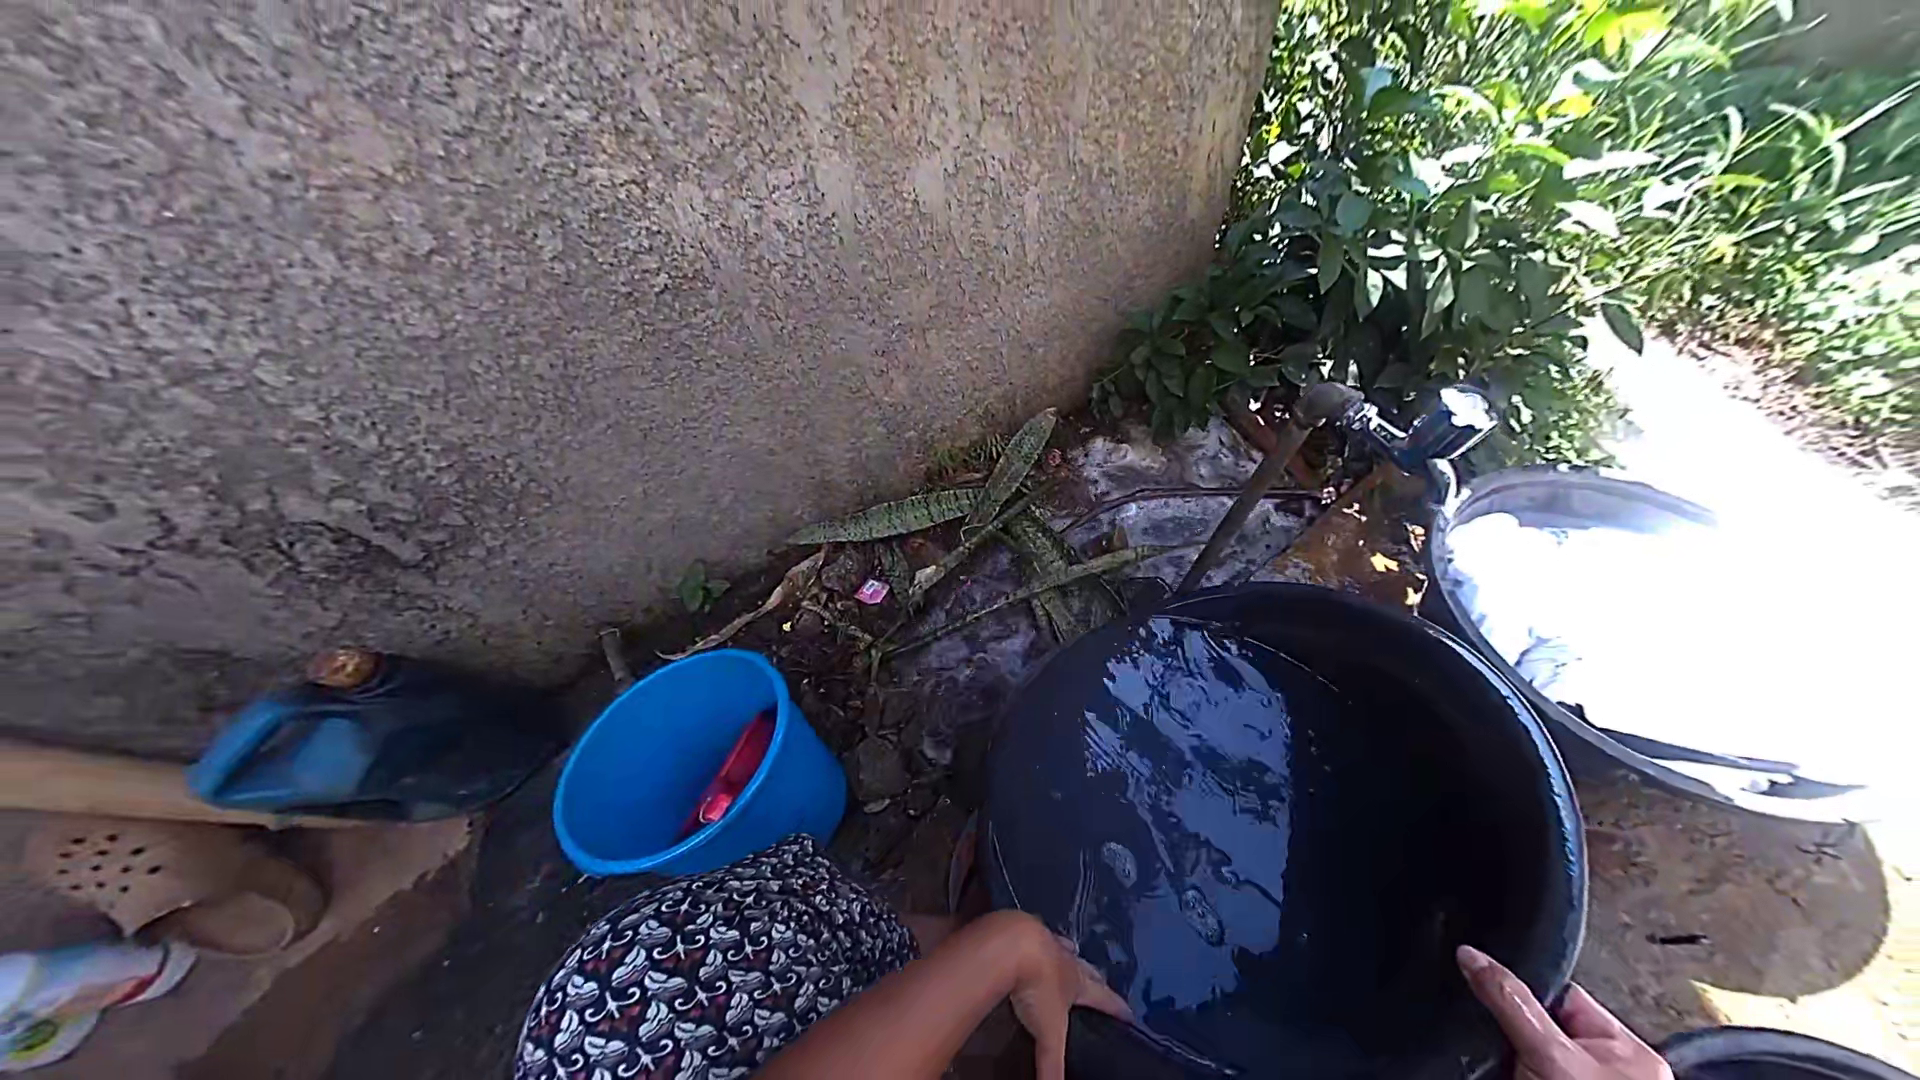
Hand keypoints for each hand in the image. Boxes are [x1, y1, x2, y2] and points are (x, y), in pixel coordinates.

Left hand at [1007, 917, 1133, 1079]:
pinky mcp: (1024, 929)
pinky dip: (1042, 939)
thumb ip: (1052, 1066)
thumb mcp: (1048, 1033)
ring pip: (1063, 947)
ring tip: (1073, 954)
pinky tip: (1037, 938)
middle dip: (1095, 976)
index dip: (1117, 1007)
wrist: (1011, 942)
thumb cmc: (1036, 987)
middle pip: (1086, 968)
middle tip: (1102, 980)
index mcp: (1077, 982)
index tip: (1131, 1013)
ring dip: (1069, 953)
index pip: (1103, 997)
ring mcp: (1045, 939)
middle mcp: (1065, 958)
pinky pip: (1038, 933)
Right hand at [1458, 945, 1672, 1079]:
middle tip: (1496, 1030)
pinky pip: (1513, 1059)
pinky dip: (1498, 1057)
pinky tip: (1494, 1058)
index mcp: (1629, 1051)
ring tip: (1497, 1051)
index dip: (1519, 981)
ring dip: (1501, 1041)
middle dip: (1509, 1017)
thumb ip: (1512, 1001)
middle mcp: (1607, 1067)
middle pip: (1536, 1017)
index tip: (1483, 975)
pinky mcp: (1541, 1079)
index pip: (1558, 990)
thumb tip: (1470, 954)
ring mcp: (1574, 1076)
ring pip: (1522, 1042)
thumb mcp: (1551, 1054)